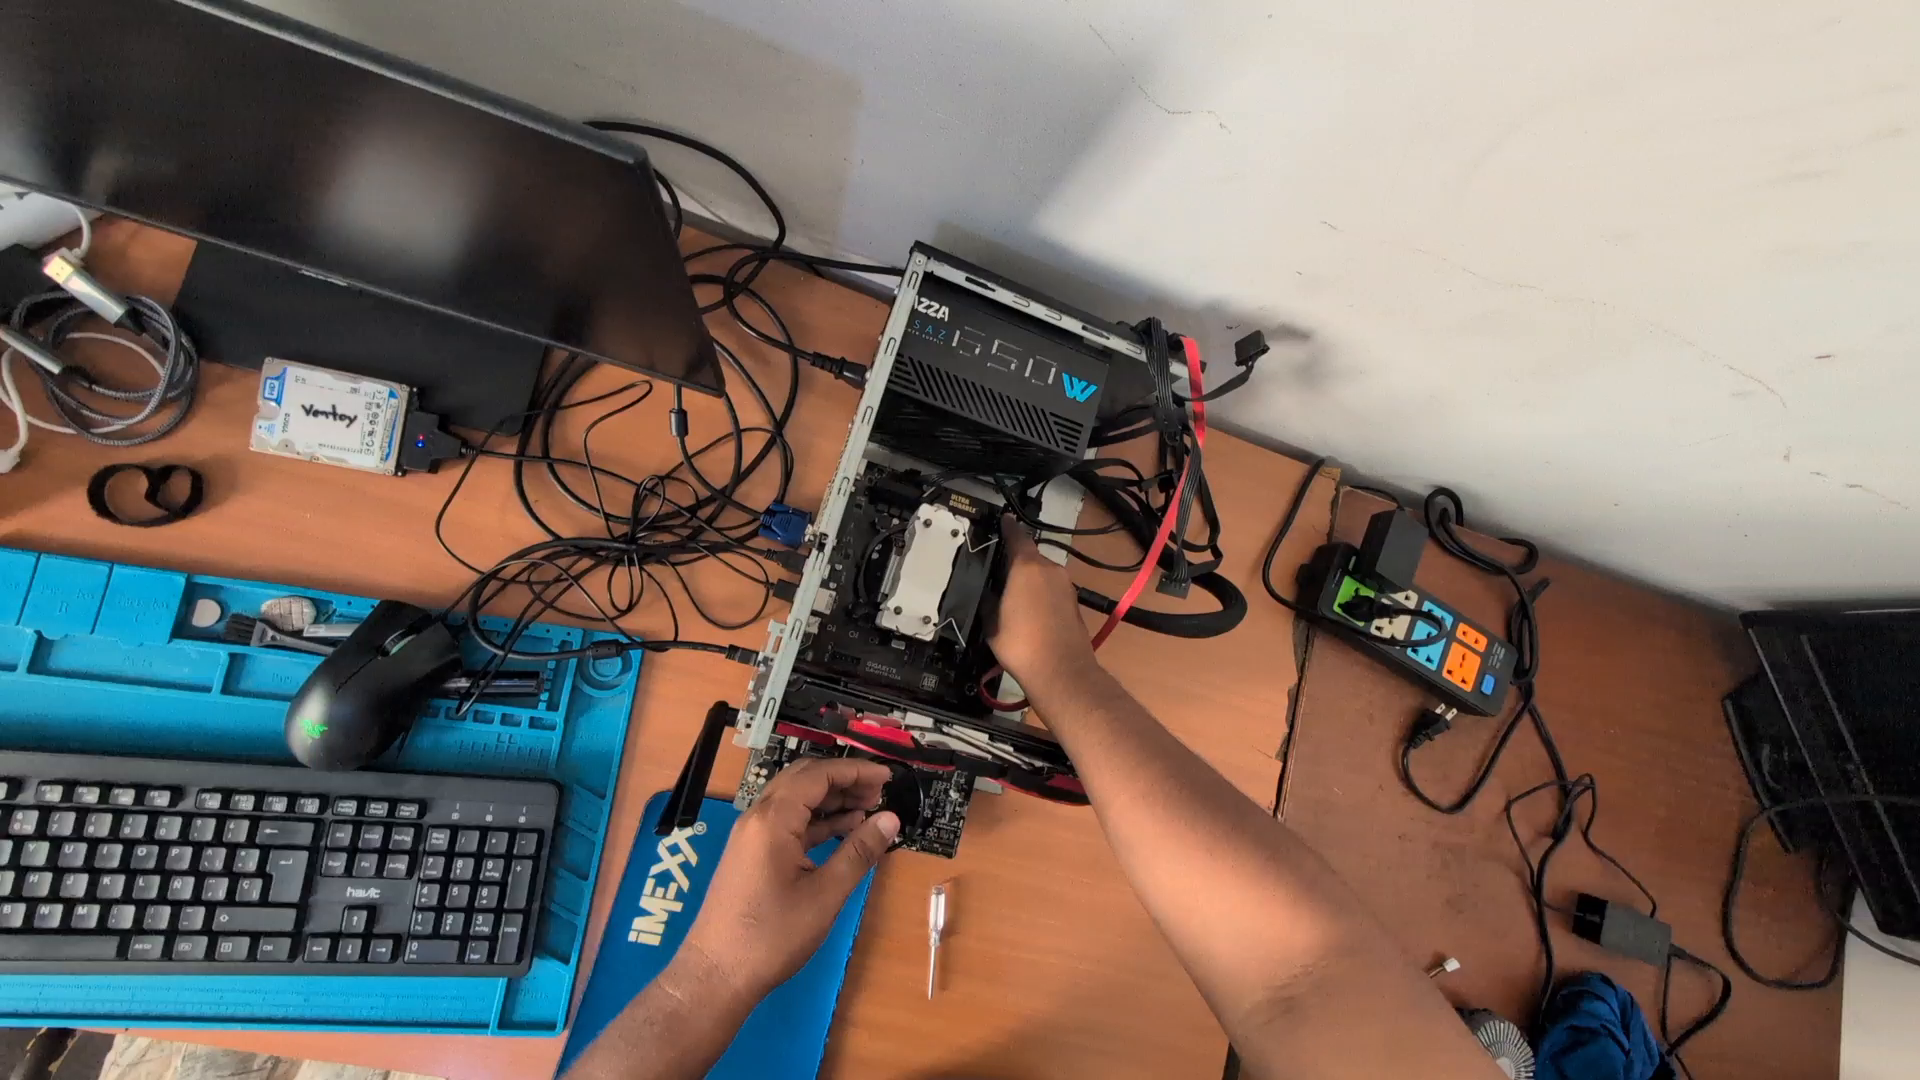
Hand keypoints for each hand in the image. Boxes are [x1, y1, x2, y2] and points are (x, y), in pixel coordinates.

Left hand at [679, 757, 898, 1000]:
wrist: (715, 977)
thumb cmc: (771, 937)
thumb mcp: (824, 895)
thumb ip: (859, 852)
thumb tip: (890, 819)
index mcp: (773, 819)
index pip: (818, 776)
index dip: (855, 771)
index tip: (886, 777)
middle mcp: (758, 817)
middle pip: (804, 780)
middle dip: (844, 780)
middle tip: (879, 791)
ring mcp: (752, 835)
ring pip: (796, 800)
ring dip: (831, 800)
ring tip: (868, 809)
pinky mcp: (753, 853)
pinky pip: (789, 822)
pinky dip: (817, 820)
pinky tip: (844, 830)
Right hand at [989, 515, 1096, 693]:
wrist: (1061, 672)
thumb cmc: (1021, 644)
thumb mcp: (991, 622)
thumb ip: (989, 601)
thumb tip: (989, 593)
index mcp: (1027, 567)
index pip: (1016, 536)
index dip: (1007, 527)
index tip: (1003, 520)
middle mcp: (1050, 570)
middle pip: (1031, 556)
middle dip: (1015, 562)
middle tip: (998, 572)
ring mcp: (1066, 586)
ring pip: (1043, 574)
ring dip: (1029, 580)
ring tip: (1011, 596)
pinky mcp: (1074, 603)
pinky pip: (1052, 590)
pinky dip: (1040, 595)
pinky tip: (1029, 612)